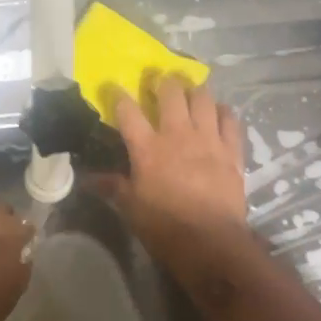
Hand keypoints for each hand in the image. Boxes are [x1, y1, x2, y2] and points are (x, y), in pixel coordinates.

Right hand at [94, 76, 247, 275]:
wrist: (209, 240)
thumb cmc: (163, 226)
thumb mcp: (131, 208)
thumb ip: (113, 186)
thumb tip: (88, 179)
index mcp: (147, 149)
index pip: (128, 111)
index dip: (118, 95)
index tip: (112, 85)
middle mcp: (178, 135)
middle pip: (171, 93)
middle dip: (162, 81)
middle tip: (158, 80)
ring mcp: (209, 139)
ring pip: (203, 99)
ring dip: (194, 90)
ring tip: (189, 89)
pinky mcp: (232, 150)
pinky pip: (230, 119)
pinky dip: (223, 111)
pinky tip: (218, 112)